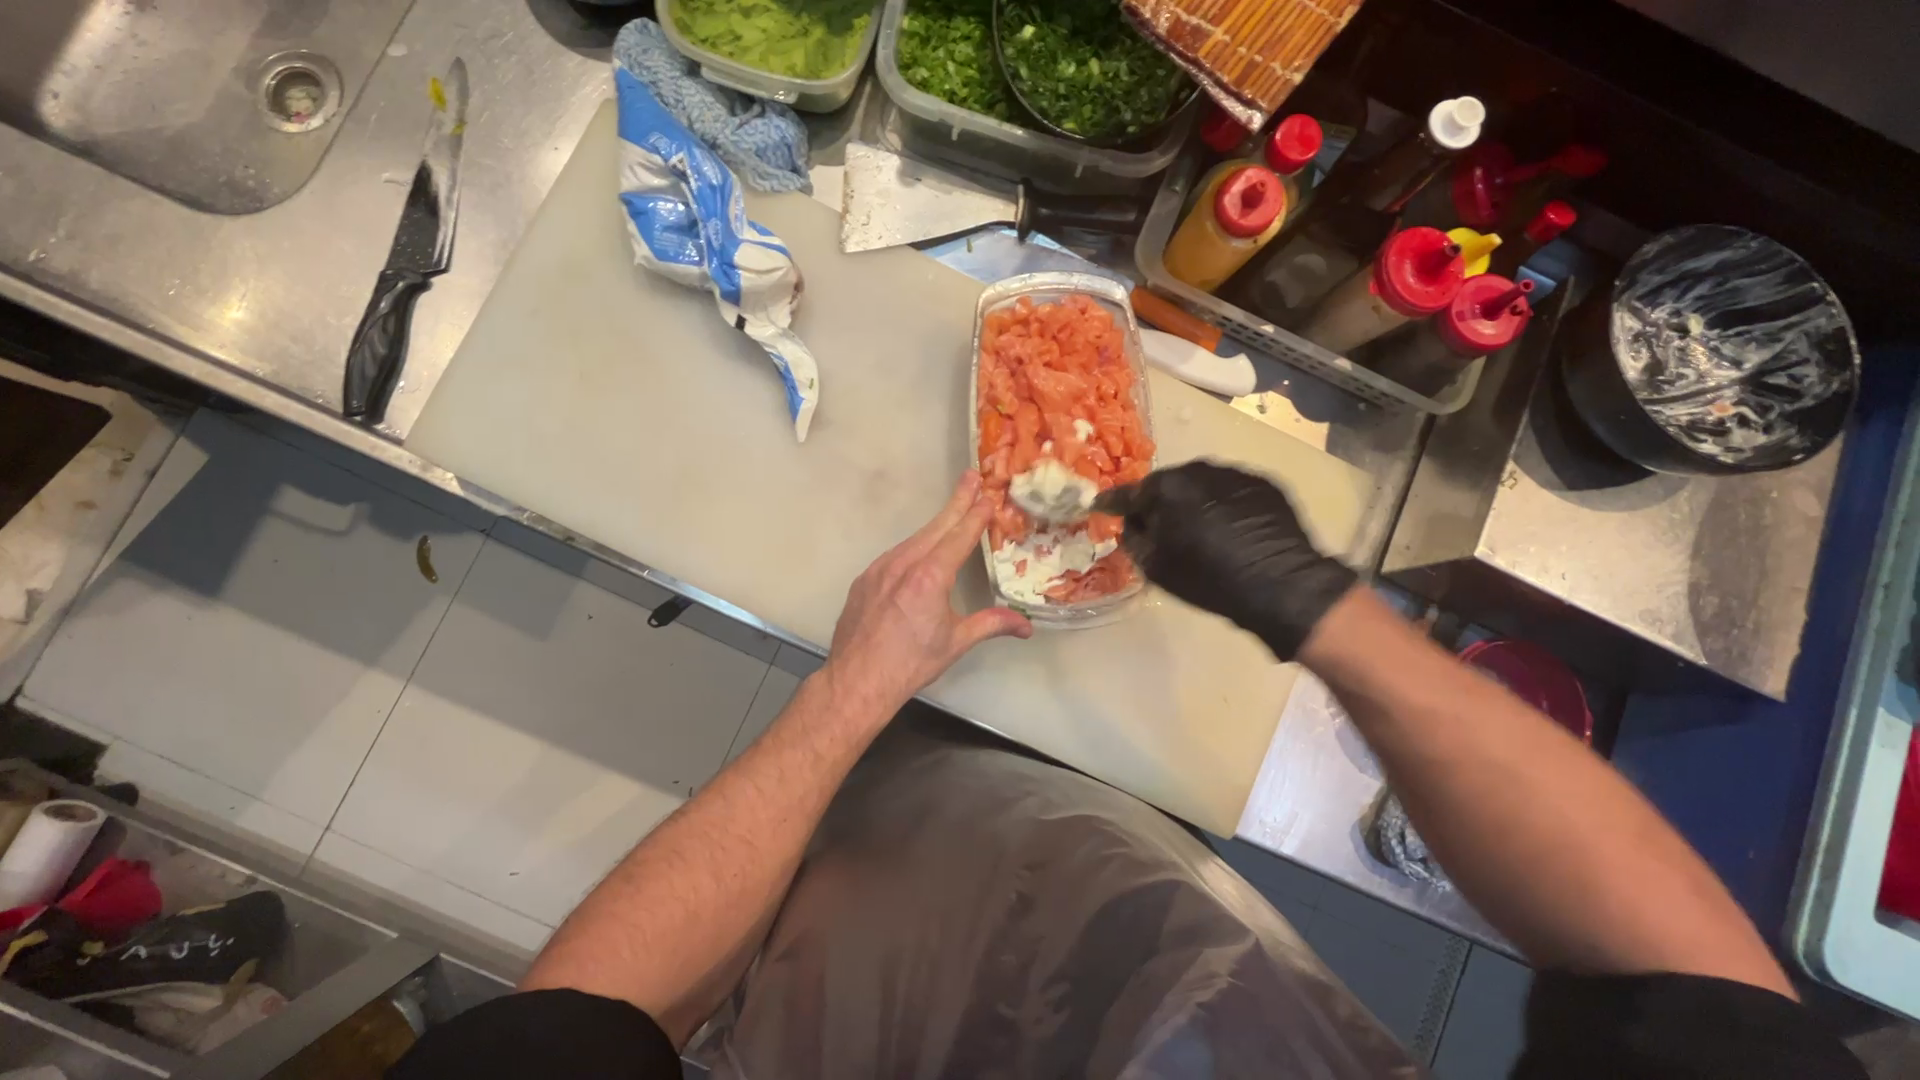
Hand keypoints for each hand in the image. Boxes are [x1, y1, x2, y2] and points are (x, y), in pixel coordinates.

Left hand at [819, 471, 1033, 721]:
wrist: (856, 680)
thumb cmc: (910, 663)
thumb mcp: (955, 643)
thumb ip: (991, 625)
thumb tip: (1026, 626)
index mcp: (930, 576)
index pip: (959, 536)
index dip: (976, 514)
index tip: (988, 495)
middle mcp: (903, 563)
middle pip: (936, 526)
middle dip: (957, 501)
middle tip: (971, 477)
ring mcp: (879, 569)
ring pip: (914, 539)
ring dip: (936, 525)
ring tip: (952, 512)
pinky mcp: (865, 579)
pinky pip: (895, 555)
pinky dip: (913, 546)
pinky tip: (920, 550)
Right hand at [1094, 460, 1355, 659]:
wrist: (1281, 585)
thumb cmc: (1209, 579)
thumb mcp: (1156, 568)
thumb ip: (1135, 539)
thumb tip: (1133, 525)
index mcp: (1166, 488)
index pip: (1128, 493)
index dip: (1111, 503)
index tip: (1101, 507)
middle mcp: (1199, 470)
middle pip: (1168, 485)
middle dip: (1161, 503)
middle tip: (1161, 527)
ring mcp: (1235, 474)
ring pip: (1201, 485)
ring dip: (1195, 502)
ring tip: (1200, 530)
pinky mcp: (1264, 484)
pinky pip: (1231, 492)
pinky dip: (1224, 506)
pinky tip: (1231, 530)